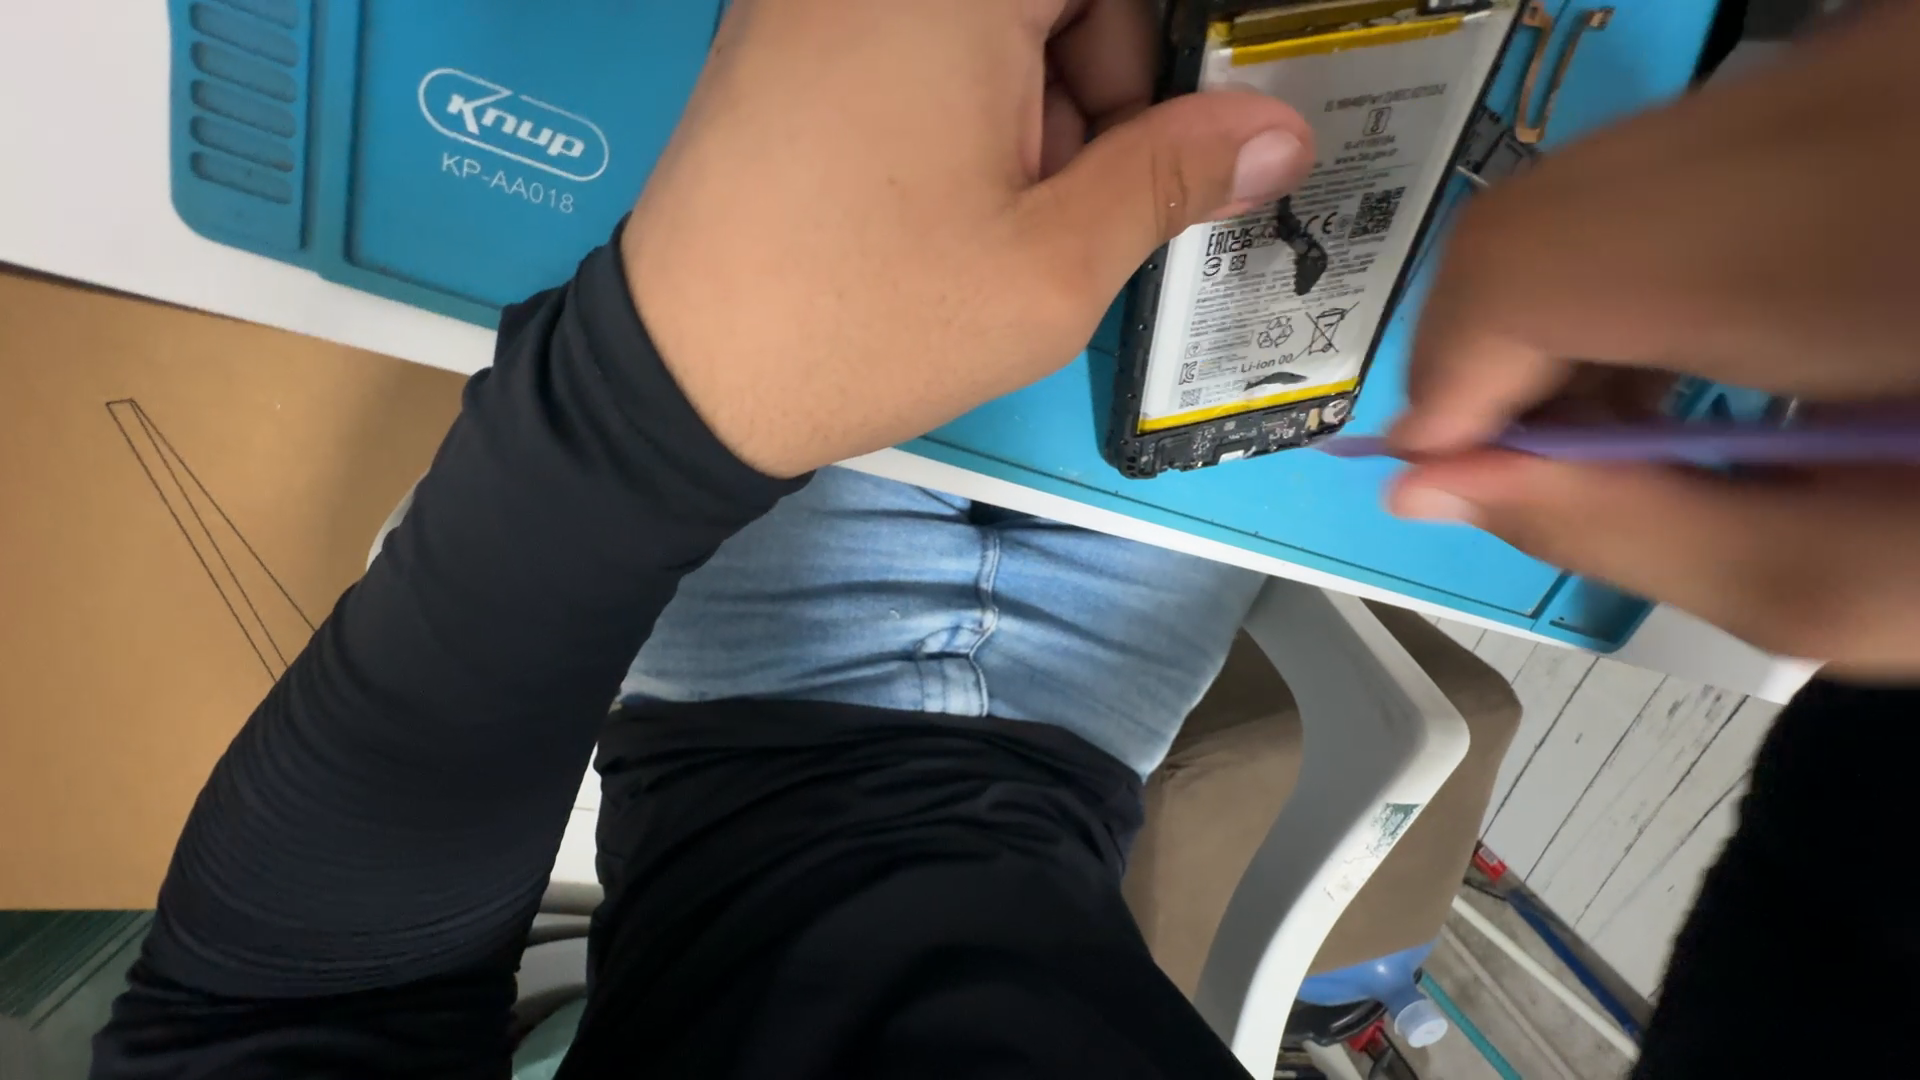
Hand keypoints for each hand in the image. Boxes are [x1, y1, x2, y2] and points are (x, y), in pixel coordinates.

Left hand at [623, 0, 1314, 477]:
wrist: (695, 378)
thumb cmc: (876, 323)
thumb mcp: (1053, 267)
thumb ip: (1174, 178)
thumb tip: (1280, 129)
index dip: (1161, 55)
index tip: (1170, 138)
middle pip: (1056, 0)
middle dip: (1096, 89)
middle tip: (1071, 204)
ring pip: (988, 28)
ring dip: (1027, 114)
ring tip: (993, 225)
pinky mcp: (784, 44)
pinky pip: (917, 51)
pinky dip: (960, 115)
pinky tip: (938, 207)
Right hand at [1385, 2, 1919, 673]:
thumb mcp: (1865, 584)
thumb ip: (1611, 532)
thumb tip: (1425, 487)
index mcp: (1868, 234)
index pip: (1523, 267)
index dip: (1447, 379)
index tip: (1451, 471)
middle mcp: (1865, 97)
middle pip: (1529, 219)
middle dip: (1482, 356)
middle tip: (1534, 451)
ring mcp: (1876, 55)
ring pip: (1584, 187)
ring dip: (1550, 315)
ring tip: (1627, 407)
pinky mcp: (1877, 60)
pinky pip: (1661, 162)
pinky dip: (1622, 267)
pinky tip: (1698, 339)